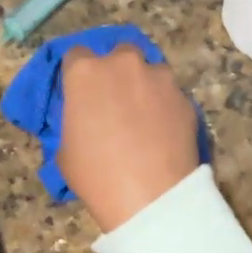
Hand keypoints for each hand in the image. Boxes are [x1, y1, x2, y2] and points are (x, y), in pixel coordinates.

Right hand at [58, 44, 200, 232]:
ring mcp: (160, 78)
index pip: (75, 55)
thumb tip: (83, 120)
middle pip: (118, 54)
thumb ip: (73, 122)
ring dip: (144, 86)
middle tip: (113, 102)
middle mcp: (123, 64)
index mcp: (85, 73)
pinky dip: (165, 107)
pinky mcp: (186, 98)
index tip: (79, 93)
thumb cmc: (96, 176)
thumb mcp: (65, 152)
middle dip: (116, 72)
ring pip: (150, 71)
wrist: (150, 198)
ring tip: (143, 118)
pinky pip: (170, 95)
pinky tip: (163, 133)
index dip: (76, 74)